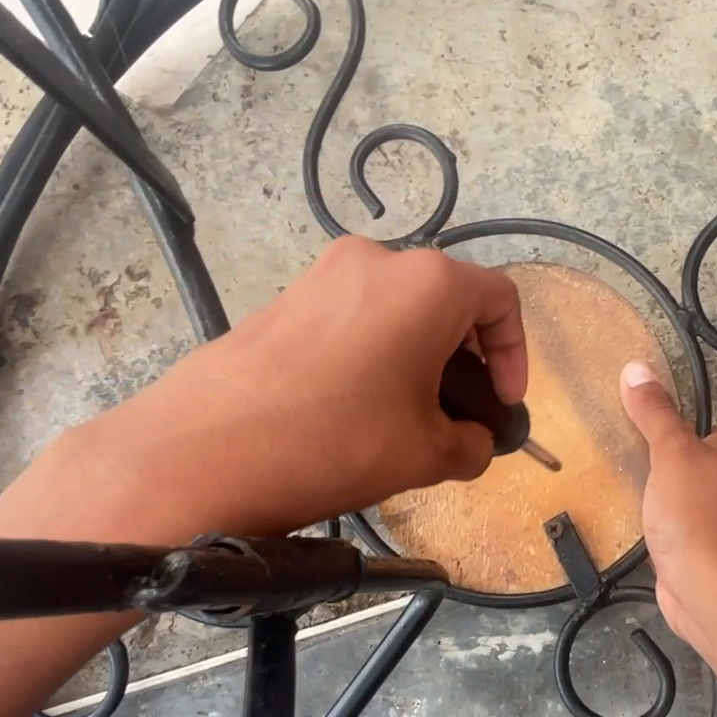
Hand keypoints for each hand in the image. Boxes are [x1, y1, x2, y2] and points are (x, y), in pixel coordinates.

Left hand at [0, 237, 525, 543]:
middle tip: (460, 418)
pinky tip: (359, 412)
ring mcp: (323, 275)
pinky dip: (376, 357)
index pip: (501, 301)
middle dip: (467, 361)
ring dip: (420, 361)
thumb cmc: (337, 443)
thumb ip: (474, 444)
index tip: (503, 405)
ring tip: (409, 422)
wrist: (201, 453)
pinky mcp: (284, 300)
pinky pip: (354, 320)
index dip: (516, 357)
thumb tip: (475, 442)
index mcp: (427, 284)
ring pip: (399, 311)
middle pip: (449, 302)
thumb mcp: (427, 455)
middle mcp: (377, 261)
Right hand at [618, 360, 716, 649]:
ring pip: (674, 488)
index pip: (696, 422)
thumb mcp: (671, 453)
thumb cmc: (694, 515)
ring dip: (651, 489)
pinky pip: (667, 518)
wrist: (706, 589)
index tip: (632, 423)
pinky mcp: (695, 543)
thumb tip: (636, 367)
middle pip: (682, 455)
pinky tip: (631, 518)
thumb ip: (655, 413)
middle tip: (617, 450)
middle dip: (654, 457)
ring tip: (618, 482)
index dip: (667, 423)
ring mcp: (712, 514)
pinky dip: (651, 517)